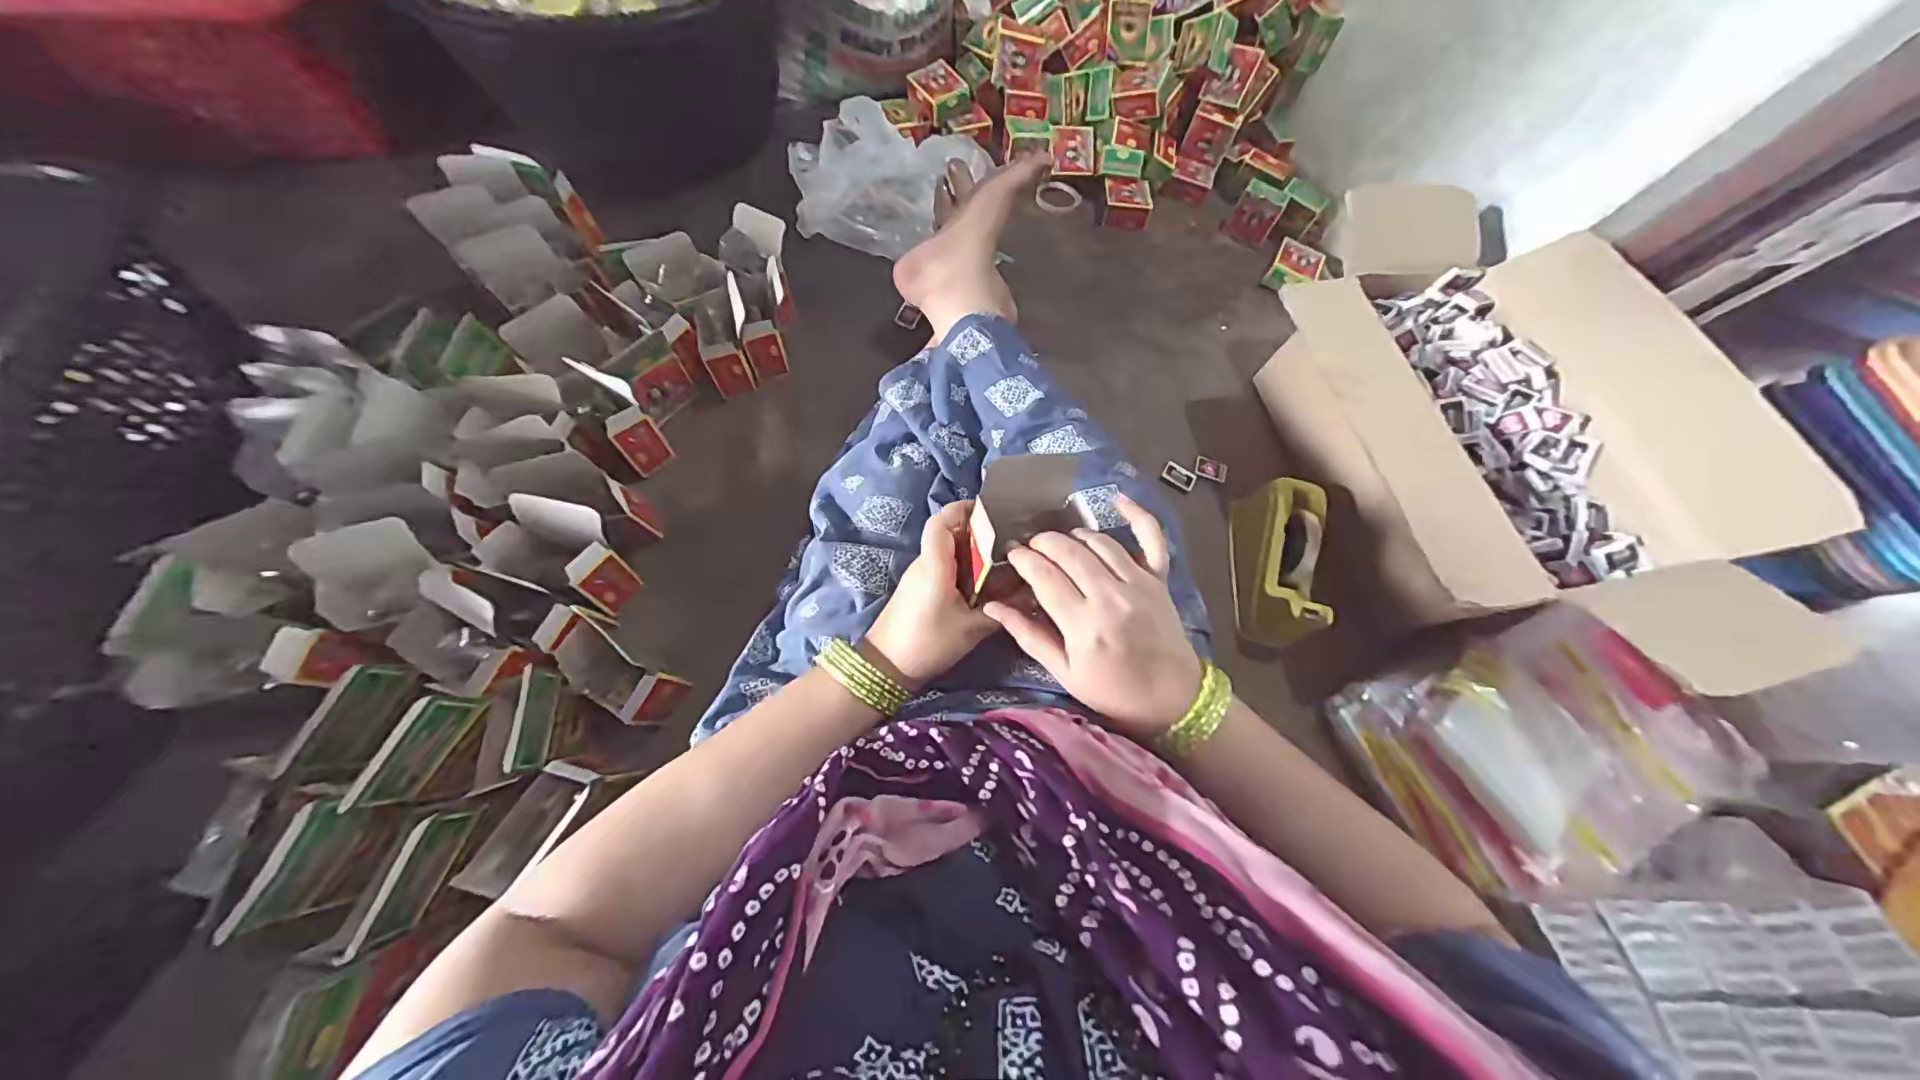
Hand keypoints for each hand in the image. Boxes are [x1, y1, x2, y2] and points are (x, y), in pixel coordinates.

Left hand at [862, 500, 999, 690]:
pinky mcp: (918, 589)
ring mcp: (919, 576)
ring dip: (971, 552)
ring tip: (1002, 561)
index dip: (962, 509)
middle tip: (1008, 540)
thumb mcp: (971, 628)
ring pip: (947, 551)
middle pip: (948, 534)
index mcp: (935, 566)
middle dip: (977, 532)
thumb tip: (1032, 593)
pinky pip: (943, 567)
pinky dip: (963, 568)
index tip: (989, 511)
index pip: (941, 522)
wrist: (886, 667)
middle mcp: (924, 564)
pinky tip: (983, 583)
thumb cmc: (928, 643)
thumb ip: (1002, 609)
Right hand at [982, 494, 1203, 739]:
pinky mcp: (1159, 580)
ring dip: (1074, 535)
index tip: (1011, 555)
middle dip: (1043, 543)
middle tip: (1030, 547)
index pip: (1044, 576)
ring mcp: (1138, 584)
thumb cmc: (1112, 690)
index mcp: (1083, 624)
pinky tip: (1117, 499)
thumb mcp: (1064, 672)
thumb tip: (993, 607)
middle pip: (1068, 552)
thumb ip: (1029, 636)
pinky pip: (1152, 539)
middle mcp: (1110, 597)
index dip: (1023, 559)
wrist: (1172, 698)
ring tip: (1059, 542)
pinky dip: (1137, 515)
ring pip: (1099, 542)